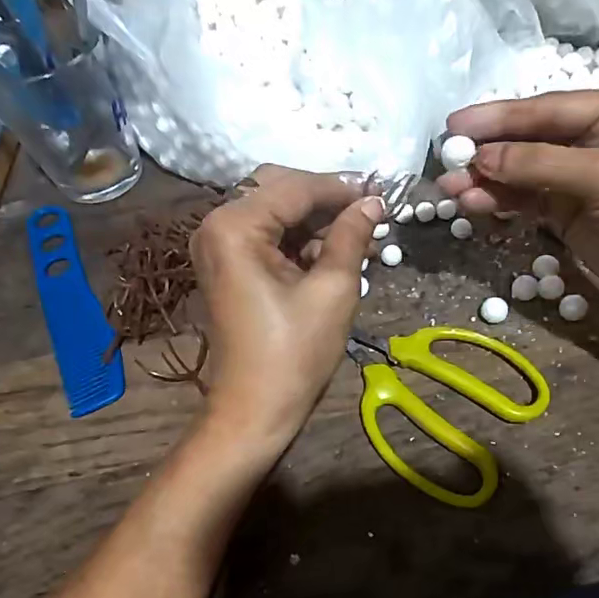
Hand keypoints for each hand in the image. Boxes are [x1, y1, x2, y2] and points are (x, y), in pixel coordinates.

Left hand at [192, 166, 384, 439]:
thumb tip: (373, 202)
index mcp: (234, 226)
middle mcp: (217, 226)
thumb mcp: (332, 289)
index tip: (381, 196)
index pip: (295, 187)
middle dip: (327, 202)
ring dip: (316, 223)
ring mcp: (218, 246)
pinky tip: (334, 255)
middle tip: (370, 216)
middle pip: (280, 191)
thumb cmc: (294, 353)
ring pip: (275, 213)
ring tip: (361, 240)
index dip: (342, 189)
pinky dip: (299, 241)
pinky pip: (267, 236)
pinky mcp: (227, 266)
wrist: (254, 409)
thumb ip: (351, 236)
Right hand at [437, 89, 598, 304]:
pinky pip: (525, 200)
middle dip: (487, 151)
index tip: (454, 126)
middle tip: (446, 161)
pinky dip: (499, 202)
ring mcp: (579, 177)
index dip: (499, 117)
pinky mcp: (568, 213)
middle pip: (529, 138)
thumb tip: (480, 158)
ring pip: (521, 171)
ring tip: (450, 190)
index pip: (547, 108)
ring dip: (486, 180)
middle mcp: (596, 137)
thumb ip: (541, 163)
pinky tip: (472, 204)